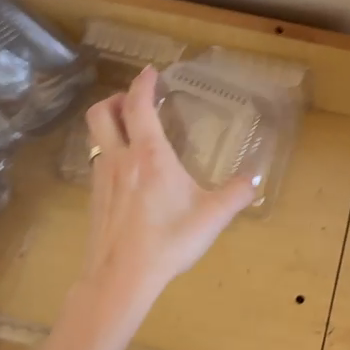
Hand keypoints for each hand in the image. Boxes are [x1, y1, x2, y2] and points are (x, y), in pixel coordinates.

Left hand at [78, 66, 256, 305]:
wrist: (120, 277)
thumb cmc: (168, 241)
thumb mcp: (212, 217)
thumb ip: (236, 194)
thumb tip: (254, 180)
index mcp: (149, 154)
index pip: (138, 105)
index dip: (143, 83)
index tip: (151, 72)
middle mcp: (120, 158)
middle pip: (101, 113)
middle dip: (114, 98)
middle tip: (133, 100)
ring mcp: (101, 179)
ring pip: (96, 137)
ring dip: (109, 124)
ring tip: (130, 132)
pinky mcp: (94, 199)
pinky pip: (98, 161)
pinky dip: (110, 152)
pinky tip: (127, 171)